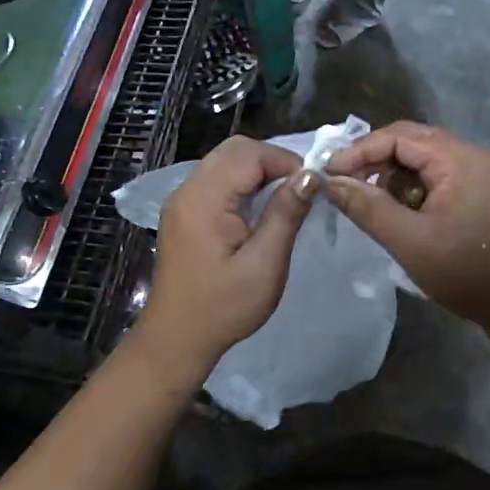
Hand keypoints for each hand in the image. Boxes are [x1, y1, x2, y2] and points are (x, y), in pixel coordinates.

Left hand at [133, 136, 318, 365]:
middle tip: (300, 190)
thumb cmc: (224, 307)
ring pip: (224, 161)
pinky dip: (242, 183)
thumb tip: (309, 174)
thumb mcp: (264, 264)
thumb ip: (285, 214)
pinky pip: (216, 180)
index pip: (249, 154)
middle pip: (234, 150)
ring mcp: (181, 200)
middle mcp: (187, 190)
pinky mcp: (183, 213)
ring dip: (258, 171)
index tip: (312, 187)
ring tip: (284, 199)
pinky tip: (258, 210)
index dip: (285, 161)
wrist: (177, 338)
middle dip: (272, 161)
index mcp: (204, 200)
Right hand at [323, 122, 489, 326]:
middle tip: (343, 182)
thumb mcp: (407, 239)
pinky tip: (396, 209)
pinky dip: (412, 186)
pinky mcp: (480, 190)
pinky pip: (437, 175)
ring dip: (392, 175)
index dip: (360, 151)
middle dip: (374, 160)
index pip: (399, 136)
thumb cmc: (463, 269)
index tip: (330, 173)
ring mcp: (480, 171)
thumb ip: (366, 207)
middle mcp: (472, 154)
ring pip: (423, 159)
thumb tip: (329, 182)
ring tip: (367, 199)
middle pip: (412, 142)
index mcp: (459, 158)